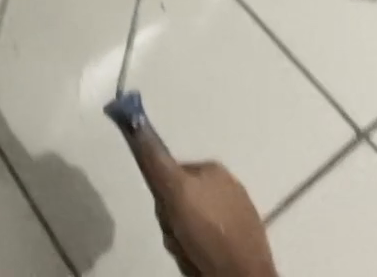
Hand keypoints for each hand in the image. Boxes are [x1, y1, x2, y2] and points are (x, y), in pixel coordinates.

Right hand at [153, 160, 276, 276]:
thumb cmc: (207, 230)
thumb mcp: (174, 190)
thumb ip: (154, 159)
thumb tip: (133, 119)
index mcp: (213, 169)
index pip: (171, 174)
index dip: (163, 196)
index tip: (166, 211)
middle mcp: (229, 186)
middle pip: (181, 200)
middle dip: (173, 220)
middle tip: (177, 233)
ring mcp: (238, 215)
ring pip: (192, 223)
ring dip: (184, 237)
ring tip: (190, 249)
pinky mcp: (243, 242)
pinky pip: (209, 241)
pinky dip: (201, 250)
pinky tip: (203, 258)